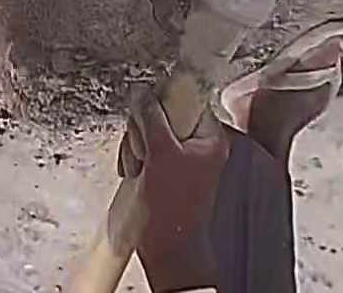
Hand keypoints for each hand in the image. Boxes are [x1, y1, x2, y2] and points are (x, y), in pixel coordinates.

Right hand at [121, 88, 226, 291]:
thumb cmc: (173, 209)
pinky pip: (142, 143)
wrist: (166, 251)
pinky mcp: (162, 165)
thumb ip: (150, 116)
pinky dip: (134, 154)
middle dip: (145, 127)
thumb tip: (141, 92)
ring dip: (137, 143)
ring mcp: (178, 154)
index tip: (151, 109)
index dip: (164, 99)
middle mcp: (196, 142)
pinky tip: (136, 170)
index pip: (185, 95)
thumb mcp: (160, 151)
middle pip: (162, 110)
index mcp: (209, 135)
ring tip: (141, 164)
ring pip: (148, 127)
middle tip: (146, 148)